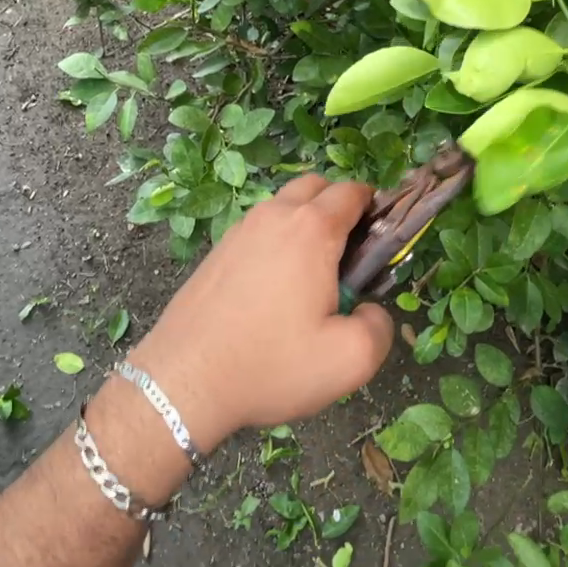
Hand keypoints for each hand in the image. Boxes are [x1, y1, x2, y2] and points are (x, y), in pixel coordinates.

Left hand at [124, 176, 395, 452]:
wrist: (185, 380)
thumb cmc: (271, 363)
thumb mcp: (349, 360)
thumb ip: (379, 327)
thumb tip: (371, 310)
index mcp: (312, 229)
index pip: (352, 191)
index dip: (375, 208)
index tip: (381, 240)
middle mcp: (275, 215)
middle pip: (317, 186)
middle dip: (340, 207)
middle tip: (350, 255)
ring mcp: (241, 229)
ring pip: (284, 204)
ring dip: (306, 222)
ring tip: (313, 275)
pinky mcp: (218, 250)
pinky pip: (260, 228)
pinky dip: (277, 240)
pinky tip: (275, 289)